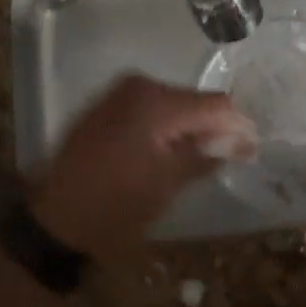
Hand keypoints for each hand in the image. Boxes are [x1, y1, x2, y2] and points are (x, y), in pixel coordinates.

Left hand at [32, 75, 254, 260]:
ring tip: (200, 159)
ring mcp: (118, 94)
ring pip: (172, 105)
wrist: (53, 220)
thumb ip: (207, 153)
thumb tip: (244, 141)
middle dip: (213, 126)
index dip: (239, 127)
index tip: (252, 151)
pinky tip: (169, 152)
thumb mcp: (168, 183)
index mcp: (156, 102)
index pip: (217, 104)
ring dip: (189, 127)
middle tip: (228, 158)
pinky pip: (149, 110)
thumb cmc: (115, 205)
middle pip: (194, 101)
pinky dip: (164, 127)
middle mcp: (138, 86)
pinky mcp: (105, 107)